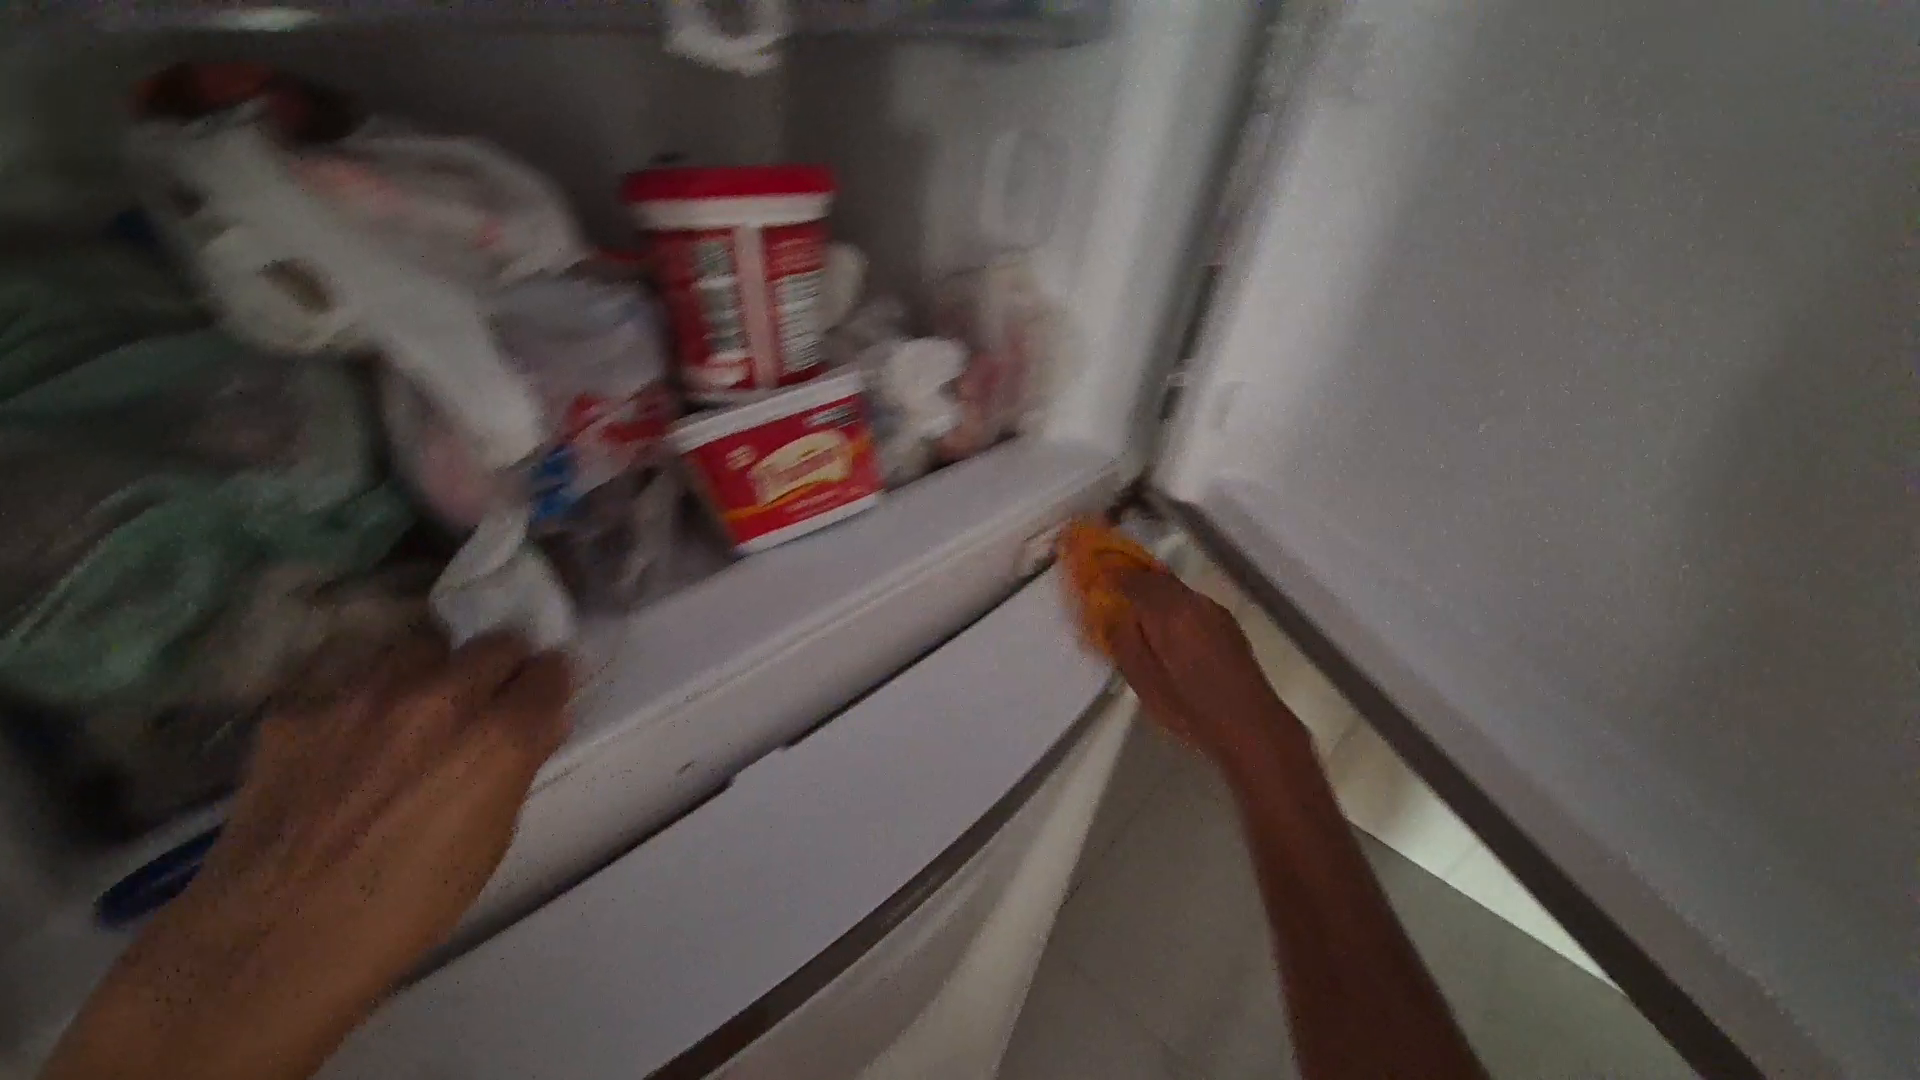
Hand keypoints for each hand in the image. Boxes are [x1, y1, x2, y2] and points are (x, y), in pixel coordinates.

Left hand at [43, 631, 571, 1079]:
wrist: (266, 947)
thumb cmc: (403, 910)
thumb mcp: (489, 842)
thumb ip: (516, 769)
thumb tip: (537, 726)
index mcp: (497, 739)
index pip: (550, 671)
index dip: (553, 681)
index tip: (547, 692)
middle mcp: (438, 701)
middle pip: (496, 643)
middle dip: (504, 665)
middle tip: (493, 696)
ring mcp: (361, 698)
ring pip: (423, 646)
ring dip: (436, 670)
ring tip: (420, 709)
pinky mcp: (298, 710)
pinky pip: (349, 680)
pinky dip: (365, 698)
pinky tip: (350, 740)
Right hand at [1106, 571, 1307, 768]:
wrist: (1250, 726)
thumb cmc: (1190, 707)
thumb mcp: (1142, 679)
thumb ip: (1122, 639)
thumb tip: (1110, 612)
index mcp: (1169, 611)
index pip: (1133, 579)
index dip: (1111, 577)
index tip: (1094, 582)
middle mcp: (1194, 601)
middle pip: (1157, 578)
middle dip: (1133, 581)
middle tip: (1113, 594)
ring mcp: (1215, 611)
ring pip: (1176, 591)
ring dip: (1155, 594)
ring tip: (1138, 616)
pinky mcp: (1227, 625)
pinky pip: (1191, 604)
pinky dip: (1173, 608)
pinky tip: (1169, 634)